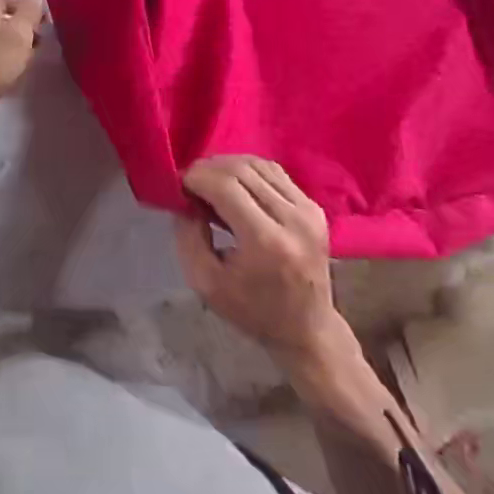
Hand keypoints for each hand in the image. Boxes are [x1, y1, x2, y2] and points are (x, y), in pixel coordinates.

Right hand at [173, 156, 350, 370]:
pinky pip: (274, 172)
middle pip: (240, 169)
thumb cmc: (251, 310)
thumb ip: (188, 236)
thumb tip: (184, 198)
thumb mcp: (205, 282)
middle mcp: (292, 219)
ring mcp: (308, 211)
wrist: (307, 329)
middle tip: (189, 184)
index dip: (195, 177)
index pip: (225, 185)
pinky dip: (248, 171)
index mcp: (266, 242)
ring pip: (257, 164)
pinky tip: (235, 186)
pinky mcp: (315, 208)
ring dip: (226, 166)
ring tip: (210, 184)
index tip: (178, 186)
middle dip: (207, 169)